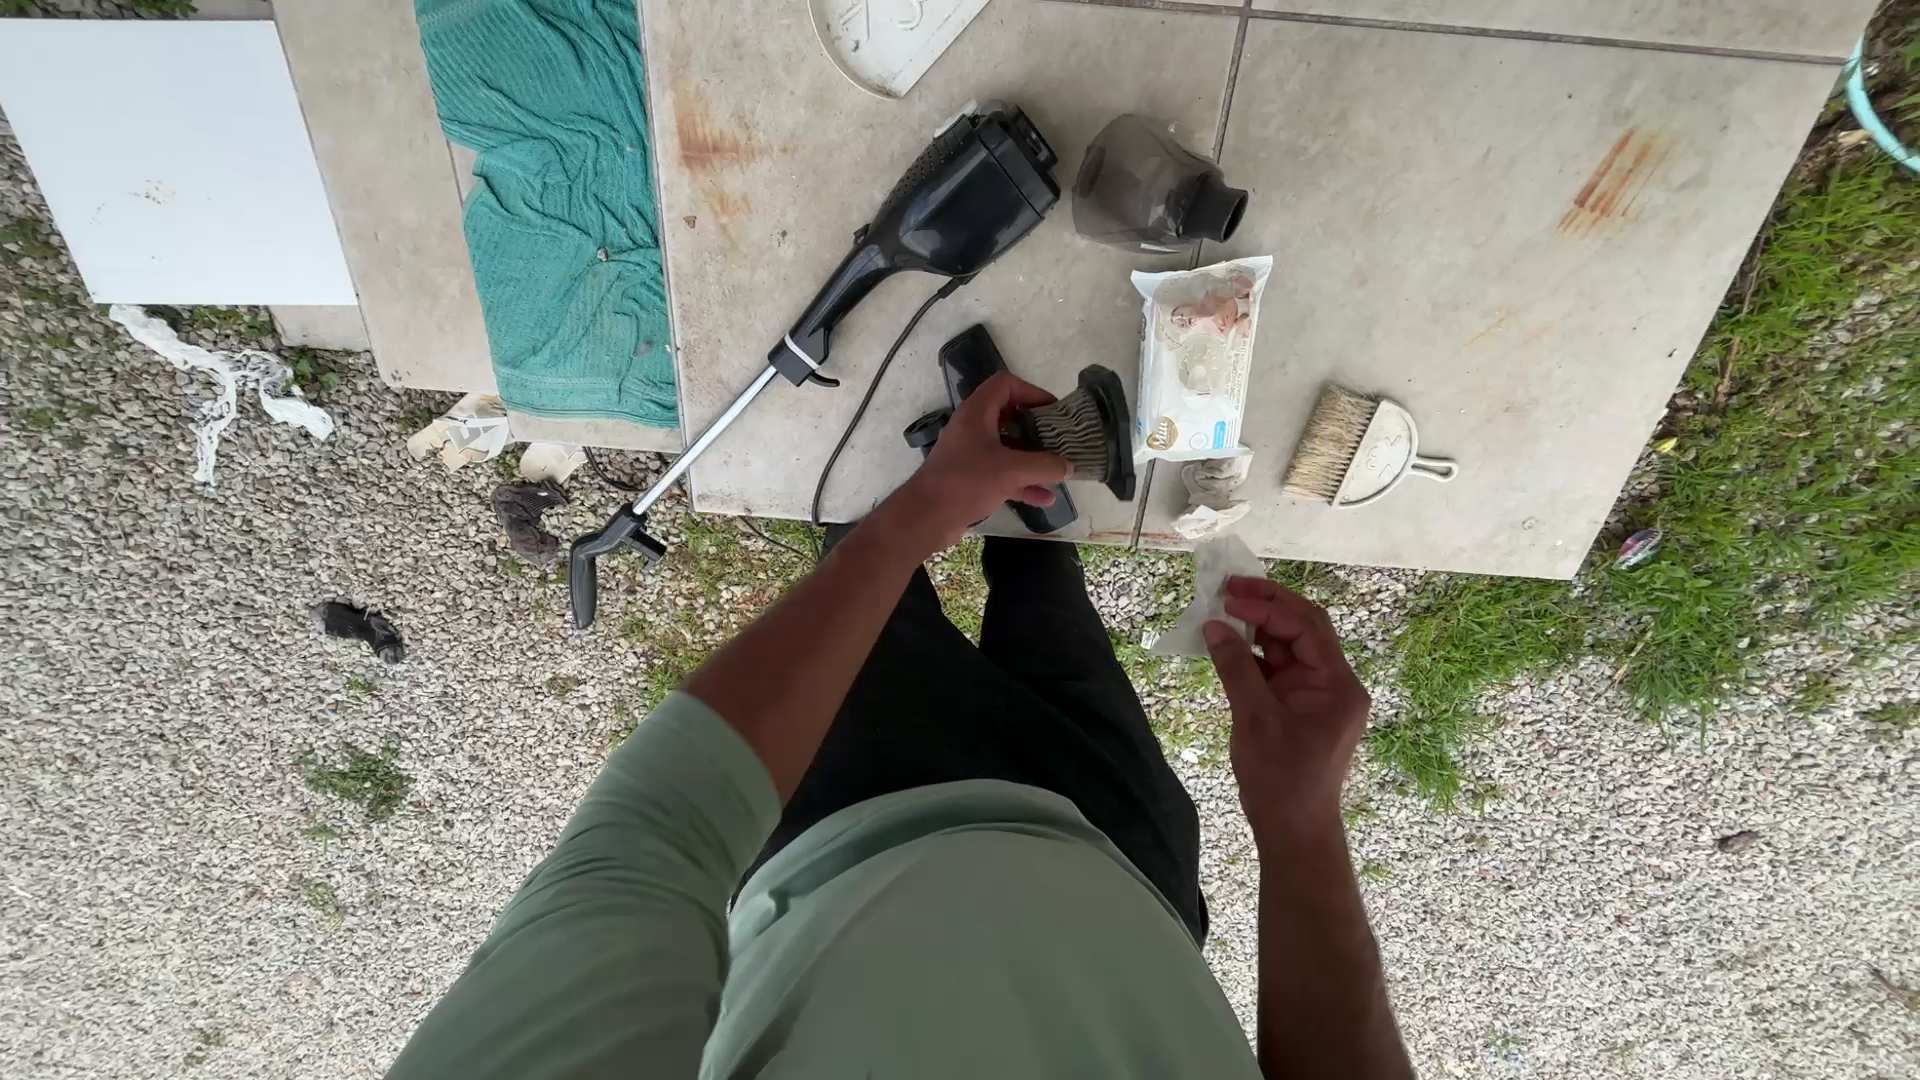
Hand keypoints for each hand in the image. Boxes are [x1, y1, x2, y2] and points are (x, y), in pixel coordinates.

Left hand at [890, 372, 1071, 550]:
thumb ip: (1044, 465)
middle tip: (1058, 439)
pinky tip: (1044, 498)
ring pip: (1007, 448)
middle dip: (1036, 429)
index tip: (1052, 410)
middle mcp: (972, 429)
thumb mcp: (1011, 470)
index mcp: (977, 413)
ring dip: (1032, 459)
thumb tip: (1070, 465)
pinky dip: (1021, 482)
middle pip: (1009, 417)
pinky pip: (1001, 474)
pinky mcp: (970, 478)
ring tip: (1057, 469)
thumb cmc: (966, 482)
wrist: (927, 517)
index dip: (1031, 391)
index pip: (1005, 384)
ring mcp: (970, 454)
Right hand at [1202, 577, 1370, 844]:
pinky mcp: (1297, 706)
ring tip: (1224, 607)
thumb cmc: (1280, 777)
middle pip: (1303, 628)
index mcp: (1338, 685)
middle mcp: (1333, 683)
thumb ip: (1236, 667)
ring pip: (1289, 645)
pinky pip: (1277, 667)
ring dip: (1258, 626)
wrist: (1292, 828)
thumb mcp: (1255, 718)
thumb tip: (1214, 626)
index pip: (1307, 628)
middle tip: (1229, 588)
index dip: (1268, 607)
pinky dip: (1253, 652)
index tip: (1230, 598)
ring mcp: (1315, 694)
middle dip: (1268, 604)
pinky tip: (1227, 642)